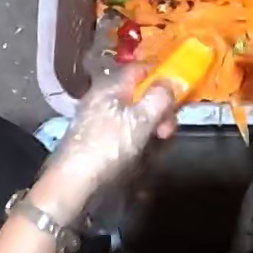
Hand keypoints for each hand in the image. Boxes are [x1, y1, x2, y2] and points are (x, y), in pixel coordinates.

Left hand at [32, 67, 178, 222]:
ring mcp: (99, 118)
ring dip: (151, 126)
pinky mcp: (97, 138)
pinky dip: (138, 137)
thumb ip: (160, 97)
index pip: (140, 69)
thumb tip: (175, 78)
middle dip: (160, 108)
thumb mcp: (140, 119)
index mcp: (111, 86)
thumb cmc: (108, 146)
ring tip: (158, 143)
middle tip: (167, 130)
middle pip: (140, 94)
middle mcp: (103, 97)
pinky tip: (142, 151)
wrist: (73, 183)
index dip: (161, 76)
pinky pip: (125, 130)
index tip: (180, 93)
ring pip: (134, 114)